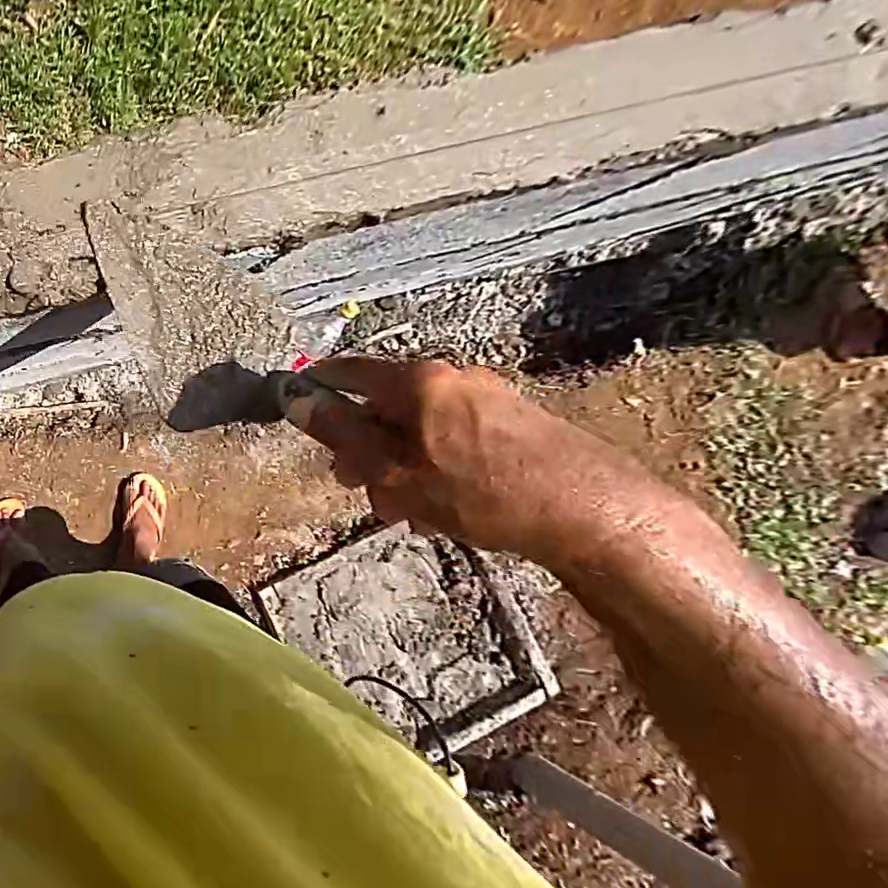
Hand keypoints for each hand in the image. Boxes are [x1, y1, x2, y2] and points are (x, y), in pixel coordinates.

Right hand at [296, 357, 698, 570]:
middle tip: (359, 487)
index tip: (296, 410)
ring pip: (415, 428)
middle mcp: (452, 379)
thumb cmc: (482, 493)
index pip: (347, 371)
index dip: (316, 390)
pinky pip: (449, 437)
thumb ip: (340, 434)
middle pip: (382, 406)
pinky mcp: (512, 422)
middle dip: (362, 448)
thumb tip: (295, 399)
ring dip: (397, 465)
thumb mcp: (393, 470)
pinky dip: (431, 466)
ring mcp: (487, 398)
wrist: (593, 515)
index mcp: (419, 382)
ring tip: (407, 509)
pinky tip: (442, 505)